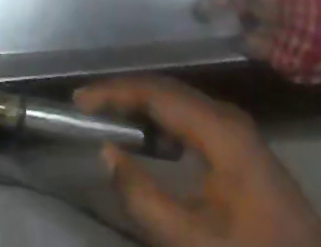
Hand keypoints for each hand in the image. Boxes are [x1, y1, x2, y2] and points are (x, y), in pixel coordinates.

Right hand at [75, 76, 320, 246]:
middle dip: (122, 93)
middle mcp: (230, 119)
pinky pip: (191, 117)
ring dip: (140, 104)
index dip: (112, 93)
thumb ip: (142, 195)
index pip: (155, 93)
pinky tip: (146, 135)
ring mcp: (240, 132)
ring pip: (178, 100)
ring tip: (107, 115)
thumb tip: (108, 153)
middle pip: (166, 89)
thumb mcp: (191, 239)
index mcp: (221, 131)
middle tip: (86, 106)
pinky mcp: (243, 149)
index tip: (78, 102)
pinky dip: (160, 118)